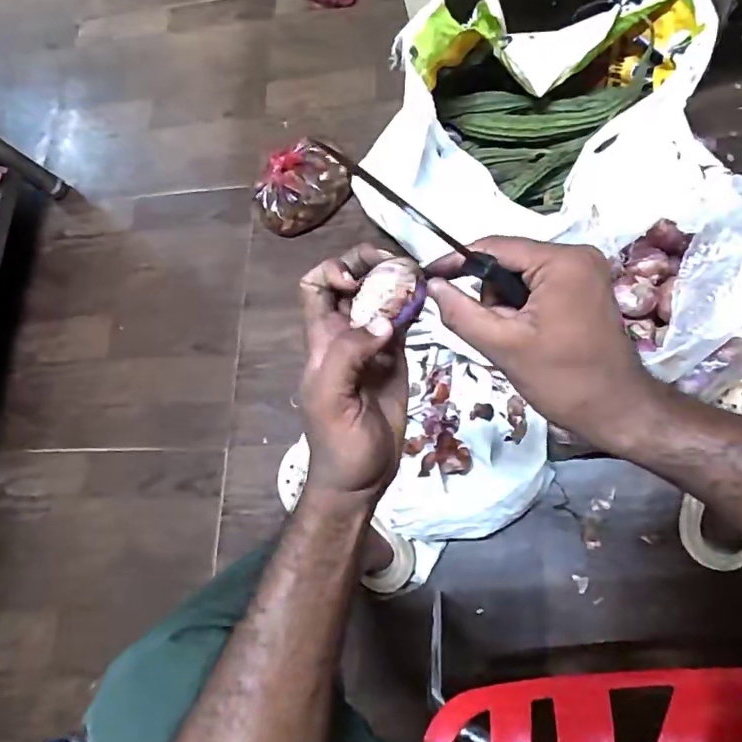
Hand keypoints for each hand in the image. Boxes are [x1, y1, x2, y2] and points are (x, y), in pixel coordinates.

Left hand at [298, 244, 409, 504]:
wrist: (360, 477)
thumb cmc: (337, 441)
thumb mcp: (331, 397)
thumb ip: (350, 355)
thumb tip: (382, 319)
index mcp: (322, 339)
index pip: (315, 285)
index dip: (332, 270)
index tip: (356, 280)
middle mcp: (346, 334)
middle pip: (352, 282)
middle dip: (370, 264)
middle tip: (397, 264)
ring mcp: (373, 344)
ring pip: (381, 297)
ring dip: (397, 281)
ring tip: (418, 276)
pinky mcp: (396, 358)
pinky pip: (403, 321)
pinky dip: (413, 306)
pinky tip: (426, 299)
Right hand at [426, 237, 664, 452]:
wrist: (618, 411)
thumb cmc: (563, 379)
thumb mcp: (503, 346)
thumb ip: (461, 312)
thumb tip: (432, 285)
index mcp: (561, 261)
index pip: (494, 246)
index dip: (456, 261)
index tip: (428, 277)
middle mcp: (578, 255)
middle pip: (509, 260)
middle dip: (490, 294)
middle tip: (494, 332)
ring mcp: (587, 270)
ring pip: (522, 275)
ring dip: (507, 304)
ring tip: (516, 339)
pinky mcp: (588, 287)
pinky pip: (540, 285)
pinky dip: (524, 307)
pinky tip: (530, 335)